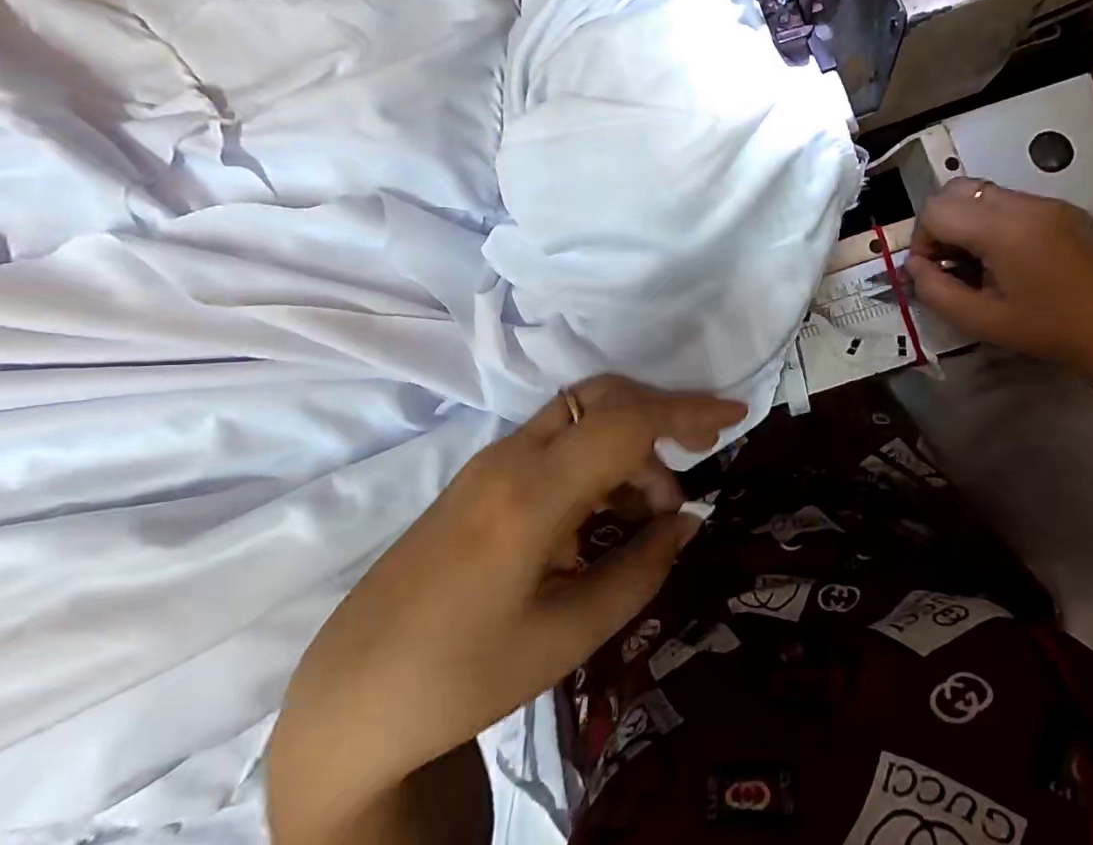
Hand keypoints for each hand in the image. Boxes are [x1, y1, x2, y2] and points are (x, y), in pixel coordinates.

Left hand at [268, 378, 745, 843]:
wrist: (355, 693)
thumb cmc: (466, 675)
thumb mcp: (570, 632)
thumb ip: (641, 568)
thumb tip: (689, 520)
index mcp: (532, 494)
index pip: (625, 421)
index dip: (687, 409)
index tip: (736, 414)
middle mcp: (508, 458)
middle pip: (601, 399)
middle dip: (661, 416)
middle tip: (704, 453)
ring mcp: (488, 464)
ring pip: (578, 420)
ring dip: (628, 449)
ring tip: (652, 516)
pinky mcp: (479, 480)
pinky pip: (554, 445)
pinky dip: (597, 462)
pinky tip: (608, 515)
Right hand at [907, 178, 1092, 369]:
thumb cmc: (1045, 331)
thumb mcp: (979, 320)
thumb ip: (934, 290)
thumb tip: (914, 265)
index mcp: (1004, 230)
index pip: (937, 210)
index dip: (922, 240)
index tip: (931, 272)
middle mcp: (1026, 204)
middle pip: (956, 189)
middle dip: (940, 222)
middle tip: (948, 261)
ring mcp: (1048, 202)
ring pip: (983, 192)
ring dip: (966, 221)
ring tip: (976, 261)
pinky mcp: (1064, 209)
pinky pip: (1012, 202)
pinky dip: (993, 221)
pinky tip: (1006, 258)